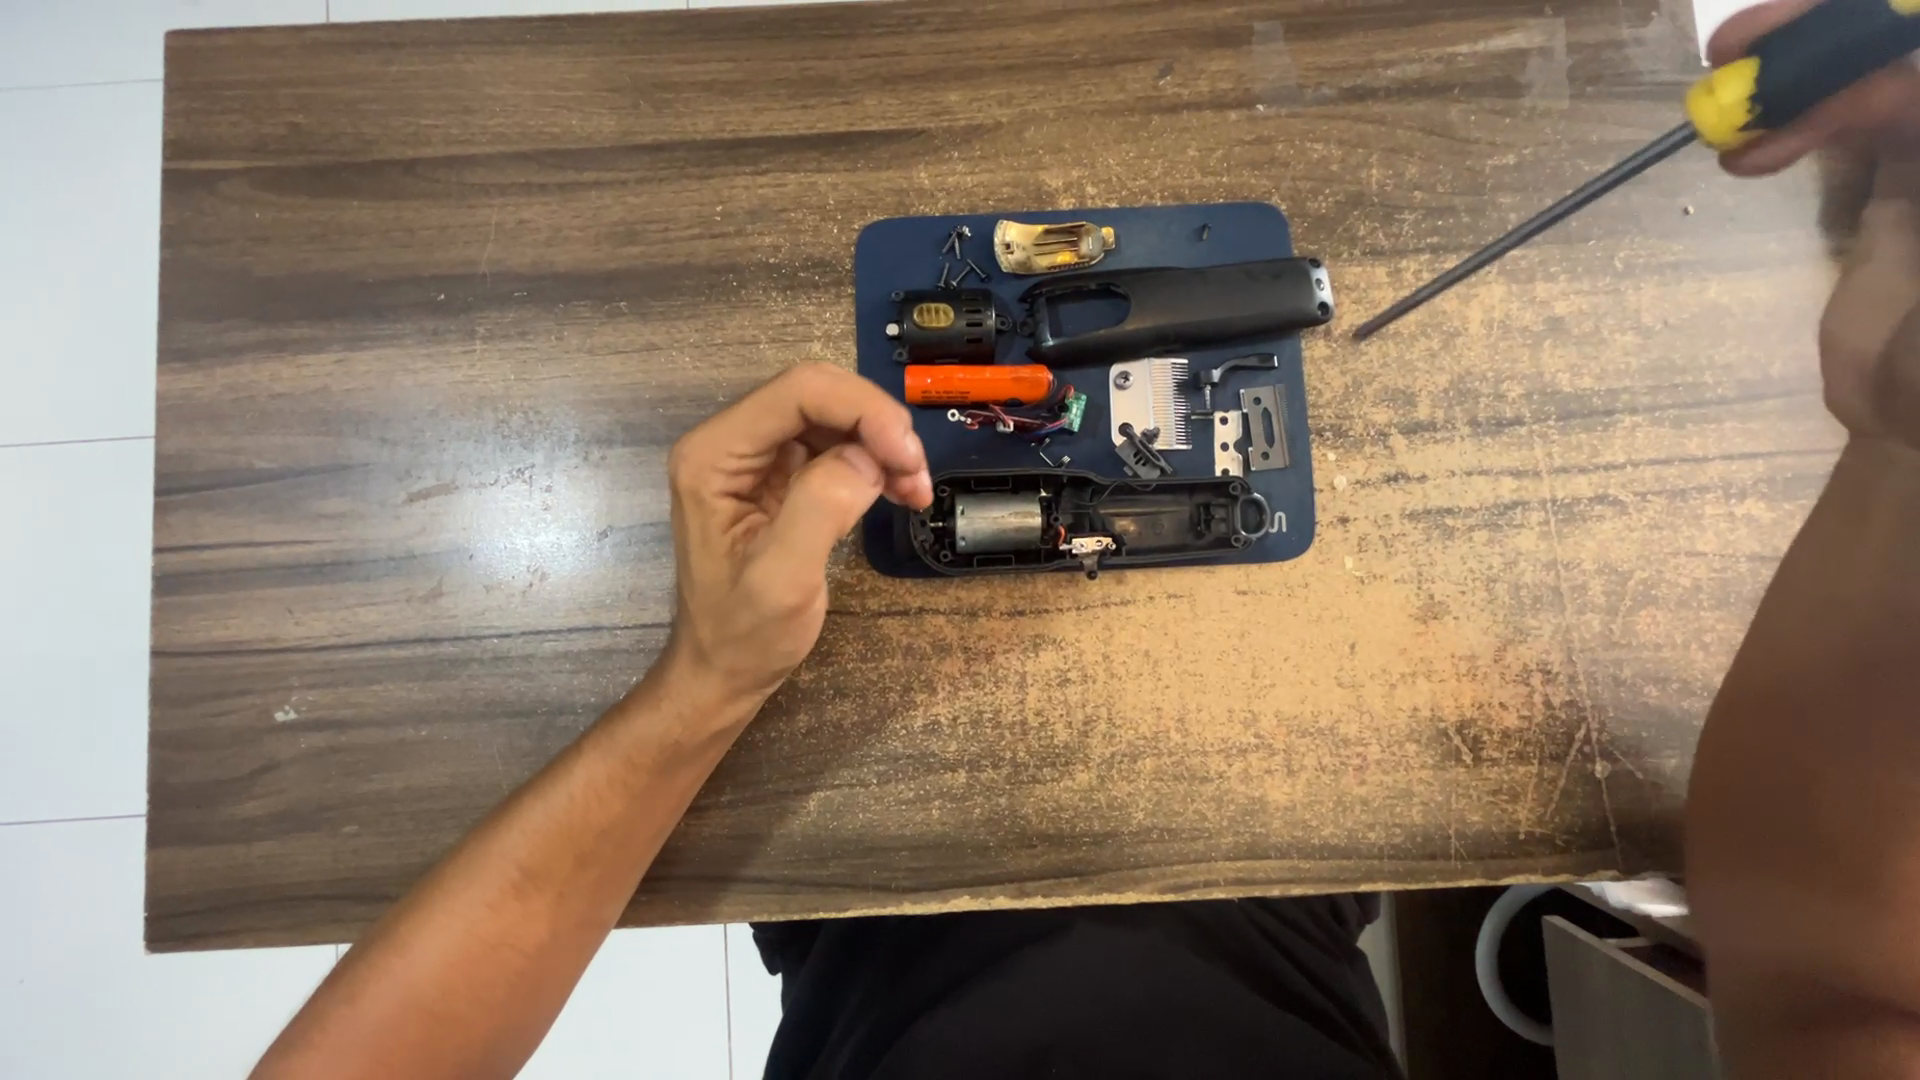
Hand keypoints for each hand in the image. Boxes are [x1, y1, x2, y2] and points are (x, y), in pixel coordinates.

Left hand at [662, 364, 930, 707]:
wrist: (726, 670)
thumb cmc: (745, 634)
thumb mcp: (781, 580)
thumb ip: (820, 509)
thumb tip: (869, 458)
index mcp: (715, 455)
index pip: (798, 392)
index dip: (863, 409)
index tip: (907, 457)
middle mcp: (732, 443)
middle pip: (819, 396)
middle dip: (876, 425)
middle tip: (916, 473)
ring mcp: (758, 458)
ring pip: (834, 417)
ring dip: (882, 445)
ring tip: (915, 490)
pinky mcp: (782, 477)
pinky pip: (838, 447)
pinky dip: (876, 463)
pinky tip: (901, 493)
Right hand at [1710, 0, 1919, 447]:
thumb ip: (1915, 135)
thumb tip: (1877, 80)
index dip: (1868, 22)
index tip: (1784, 36)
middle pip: (1906, 43)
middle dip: (1827, 38)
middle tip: (1732, 49)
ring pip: (1878, 76)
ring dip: (1799, 82)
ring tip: (1727, 112)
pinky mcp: (1898, 186)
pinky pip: (1853, 129)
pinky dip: (1797, 128)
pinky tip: (1749, 155)